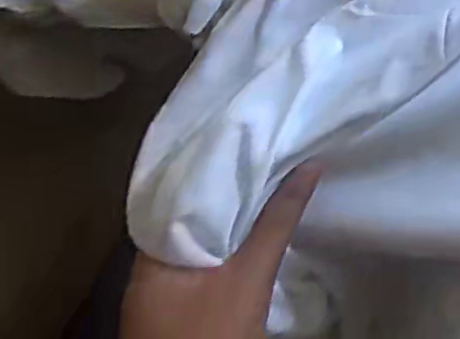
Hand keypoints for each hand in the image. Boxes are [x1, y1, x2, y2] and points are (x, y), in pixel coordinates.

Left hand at [121, 163, 322, 338]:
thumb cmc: (211, 330)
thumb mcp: (251, 273)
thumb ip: (279, 217)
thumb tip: (311, 163)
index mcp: (149, 262)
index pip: (178, 198)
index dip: (214, 168)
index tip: (250, 139)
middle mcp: (148, 272)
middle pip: (191, 216)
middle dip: (231, 187)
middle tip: (272, 152)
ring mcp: (162, 292)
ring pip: (201, 236)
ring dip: (236, 211)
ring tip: (274, 177)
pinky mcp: (181, 303)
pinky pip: (207, 253)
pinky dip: (234, 233)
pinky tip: (261, 222)